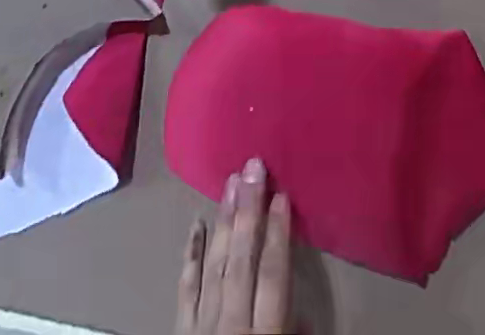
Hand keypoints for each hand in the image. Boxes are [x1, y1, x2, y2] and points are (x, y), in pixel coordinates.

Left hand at [176, 158, 292, 334]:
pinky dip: (192, 252)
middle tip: (253, 167)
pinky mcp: (181, 327)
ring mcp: (201, 323)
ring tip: (232, 181)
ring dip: (224, 219)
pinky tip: (197, 222)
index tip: (281, 195)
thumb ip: (296, 330)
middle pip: (241, 258)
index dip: (277, 233)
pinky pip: (186, 284)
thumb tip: (304, 305)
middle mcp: (232, 320)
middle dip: (248, 209)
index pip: (272, 274)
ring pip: (215, 263)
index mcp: (264, 333)